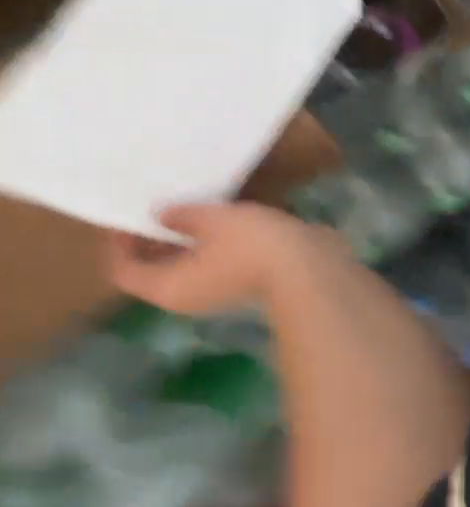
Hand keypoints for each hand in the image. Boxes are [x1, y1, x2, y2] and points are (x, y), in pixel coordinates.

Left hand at [105, 202, 336, 316]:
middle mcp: (184, 297)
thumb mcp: (215, 219)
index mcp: (165, 287)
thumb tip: (162, 215)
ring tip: (204, 213)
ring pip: (190, 267)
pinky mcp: (246, 284)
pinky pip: (218, 265)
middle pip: (156, 270)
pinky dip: (216, 247)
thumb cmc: (252, 245)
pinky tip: (236, 226)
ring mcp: (218, 293)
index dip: (120, 244)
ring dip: (190, 243)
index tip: (131, 216)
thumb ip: (181, 215)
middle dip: (157, 241)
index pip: (124, 270)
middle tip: (167, 210)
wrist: (311, 266)